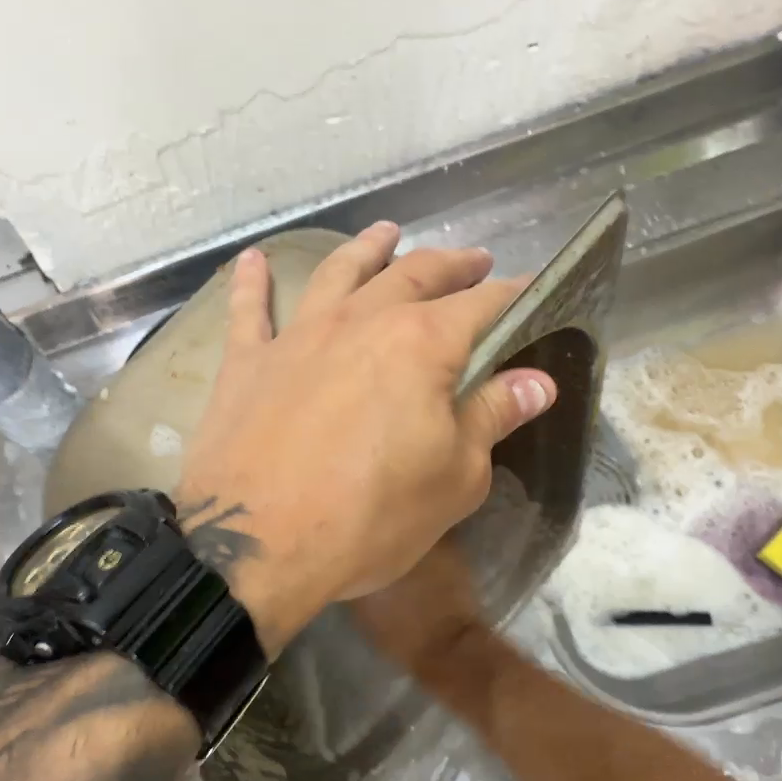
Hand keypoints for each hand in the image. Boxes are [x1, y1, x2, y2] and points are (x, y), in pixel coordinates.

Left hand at [174, 221, 556, 653]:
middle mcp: (359, 322)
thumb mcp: (453, 479)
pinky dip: (253, 282)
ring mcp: (297, 337)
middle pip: (413, 276)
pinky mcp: (246, 363)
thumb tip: (535, 382)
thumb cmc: (369, 519)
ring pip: (339, 274)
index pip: (482, 305)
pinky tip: (254, 262)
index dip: (513, 296)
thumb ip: (491, 419)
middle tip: (473, 261)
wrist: (257, 546)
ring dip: (367, 250)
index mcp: (421, 345)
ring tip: (386, 234)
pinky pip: (249, 310)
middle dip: (450, 266)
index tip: (533, 293)